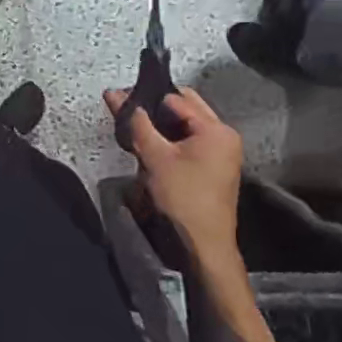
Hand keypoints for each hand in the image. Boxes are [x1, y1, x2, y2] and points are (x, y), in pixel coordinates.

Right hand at [103, 87, 243, 250]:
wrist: (203, 246)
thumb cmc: (182, 198)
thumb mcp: (155, 157)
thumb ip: (137, 123)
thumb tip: (117, 95)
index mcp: (217, 129)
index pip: (177, 99)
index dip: (148, 98)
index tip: (121, 99)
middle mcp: (224, 135)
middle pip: (184, 108)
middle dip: (155, 107)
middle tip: (126, 109)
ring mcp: (221, 152)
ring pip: (185, 125)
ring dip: (161, 123)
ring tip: (133, 125)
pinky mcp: (213, 166)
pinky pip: (189, 140)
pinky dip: (170, 138)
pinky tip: (149, 142)